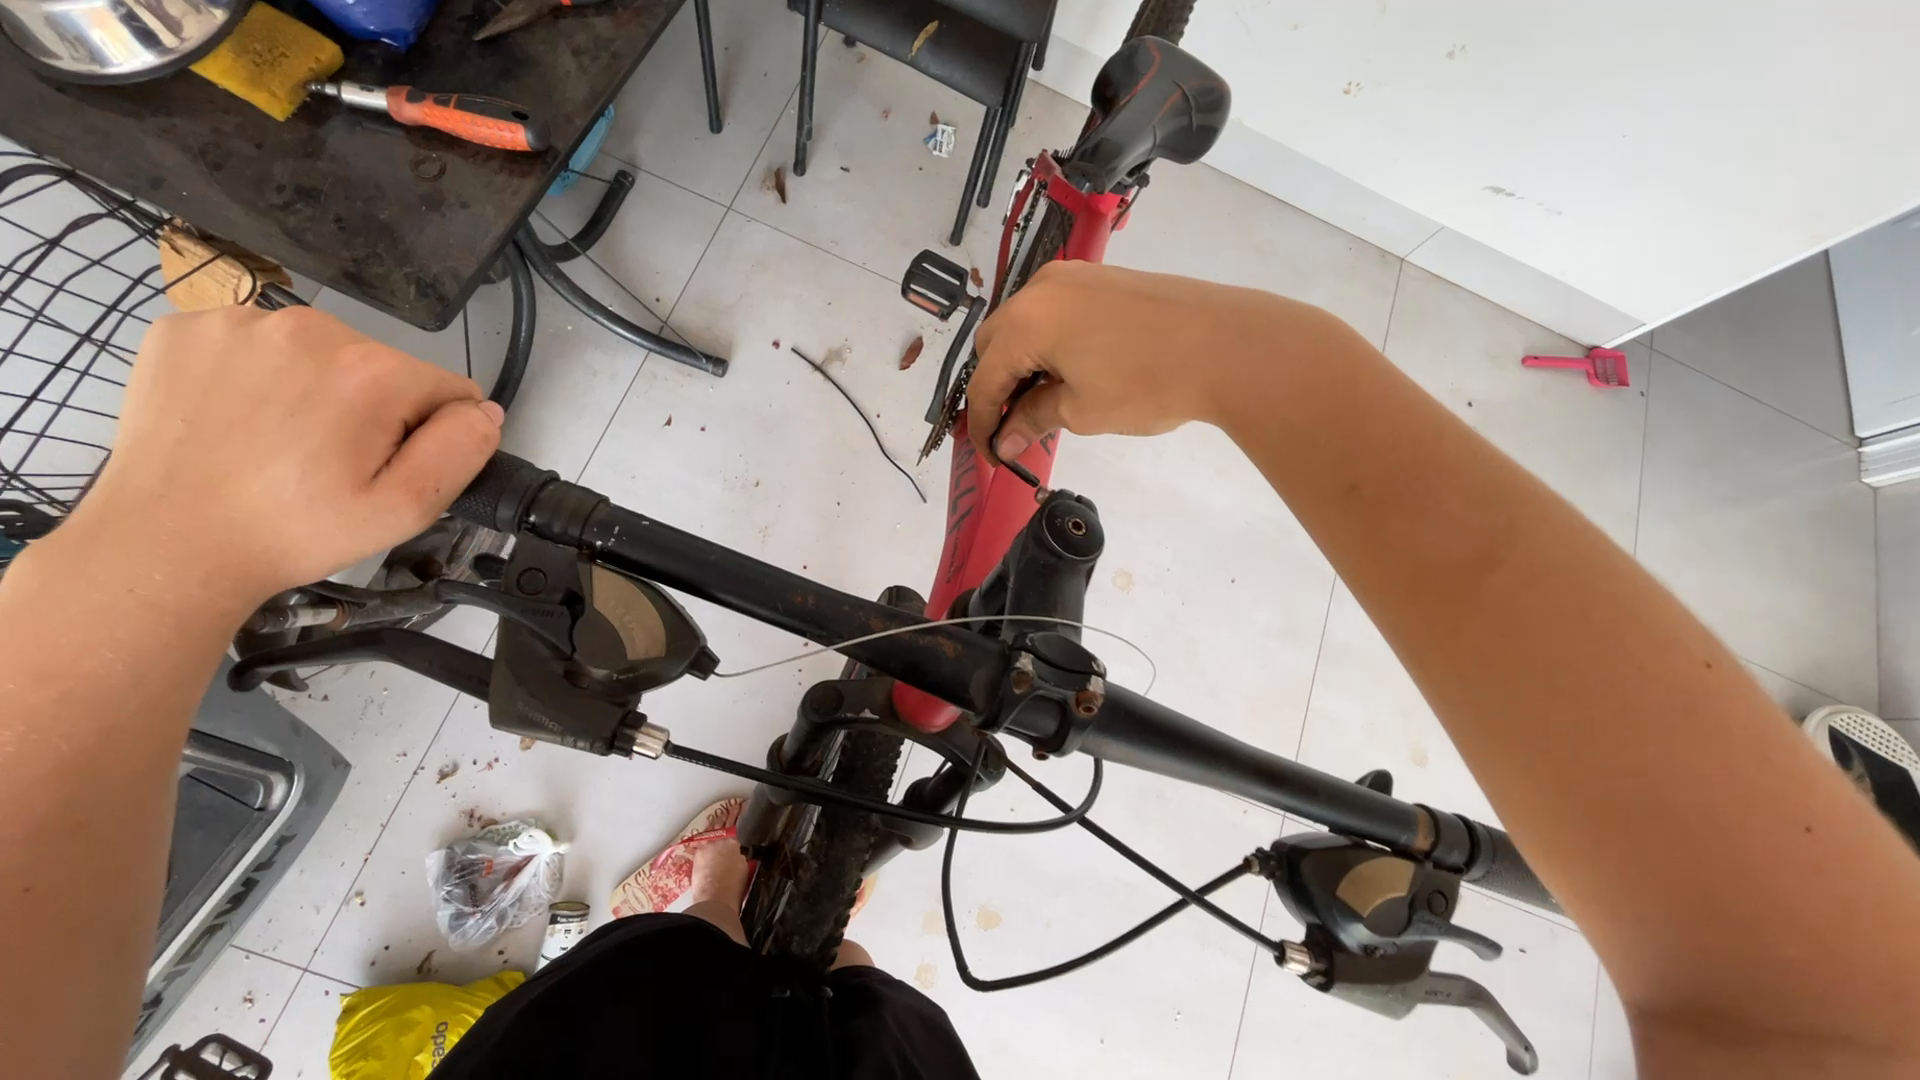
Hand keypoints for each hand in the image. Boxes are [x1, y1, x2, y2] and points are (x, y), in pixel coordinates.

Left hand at [57, 305, 501, 611]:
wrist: (167, 543)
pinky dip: (259, 375)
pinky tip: (241, 418)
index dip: (432, 435)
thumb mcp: (406, 508)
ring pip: (325, 353)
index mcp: (372, 371)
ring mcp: (239, 322)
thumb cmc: (295, 531)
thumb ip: (462, 450)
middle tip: (332, 463)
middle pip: (387, 367)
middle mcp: (311, 328)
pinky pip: (259, 344)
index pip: (450, 389)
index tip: (384, 468)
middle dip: (376, 410)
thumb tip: (482, 410)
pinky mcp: (187, 327)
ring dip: (320, 389)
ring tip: (284, 441)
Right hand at [966, 261, 1338, 461]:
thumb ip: (1033, 420)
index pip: (985, 379)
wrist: (1225, 344)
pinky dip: (1049, 342)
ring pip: (1024, 323)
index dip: (984, 423)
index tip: (993, 455)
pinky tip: (1072, 370)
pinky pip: (1054, 312)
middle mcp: (1040, 289)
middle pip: (995, 343)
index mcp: (1026, 322)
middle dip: (998, 386)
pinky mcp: (1100, 278)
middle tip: (1019, 425)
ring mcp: (1072, 277)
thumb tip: (1005, 440)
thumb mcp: (1082, 411)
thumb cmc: (1147, 383)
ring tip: (1047, 400)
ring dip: (1023, 362)